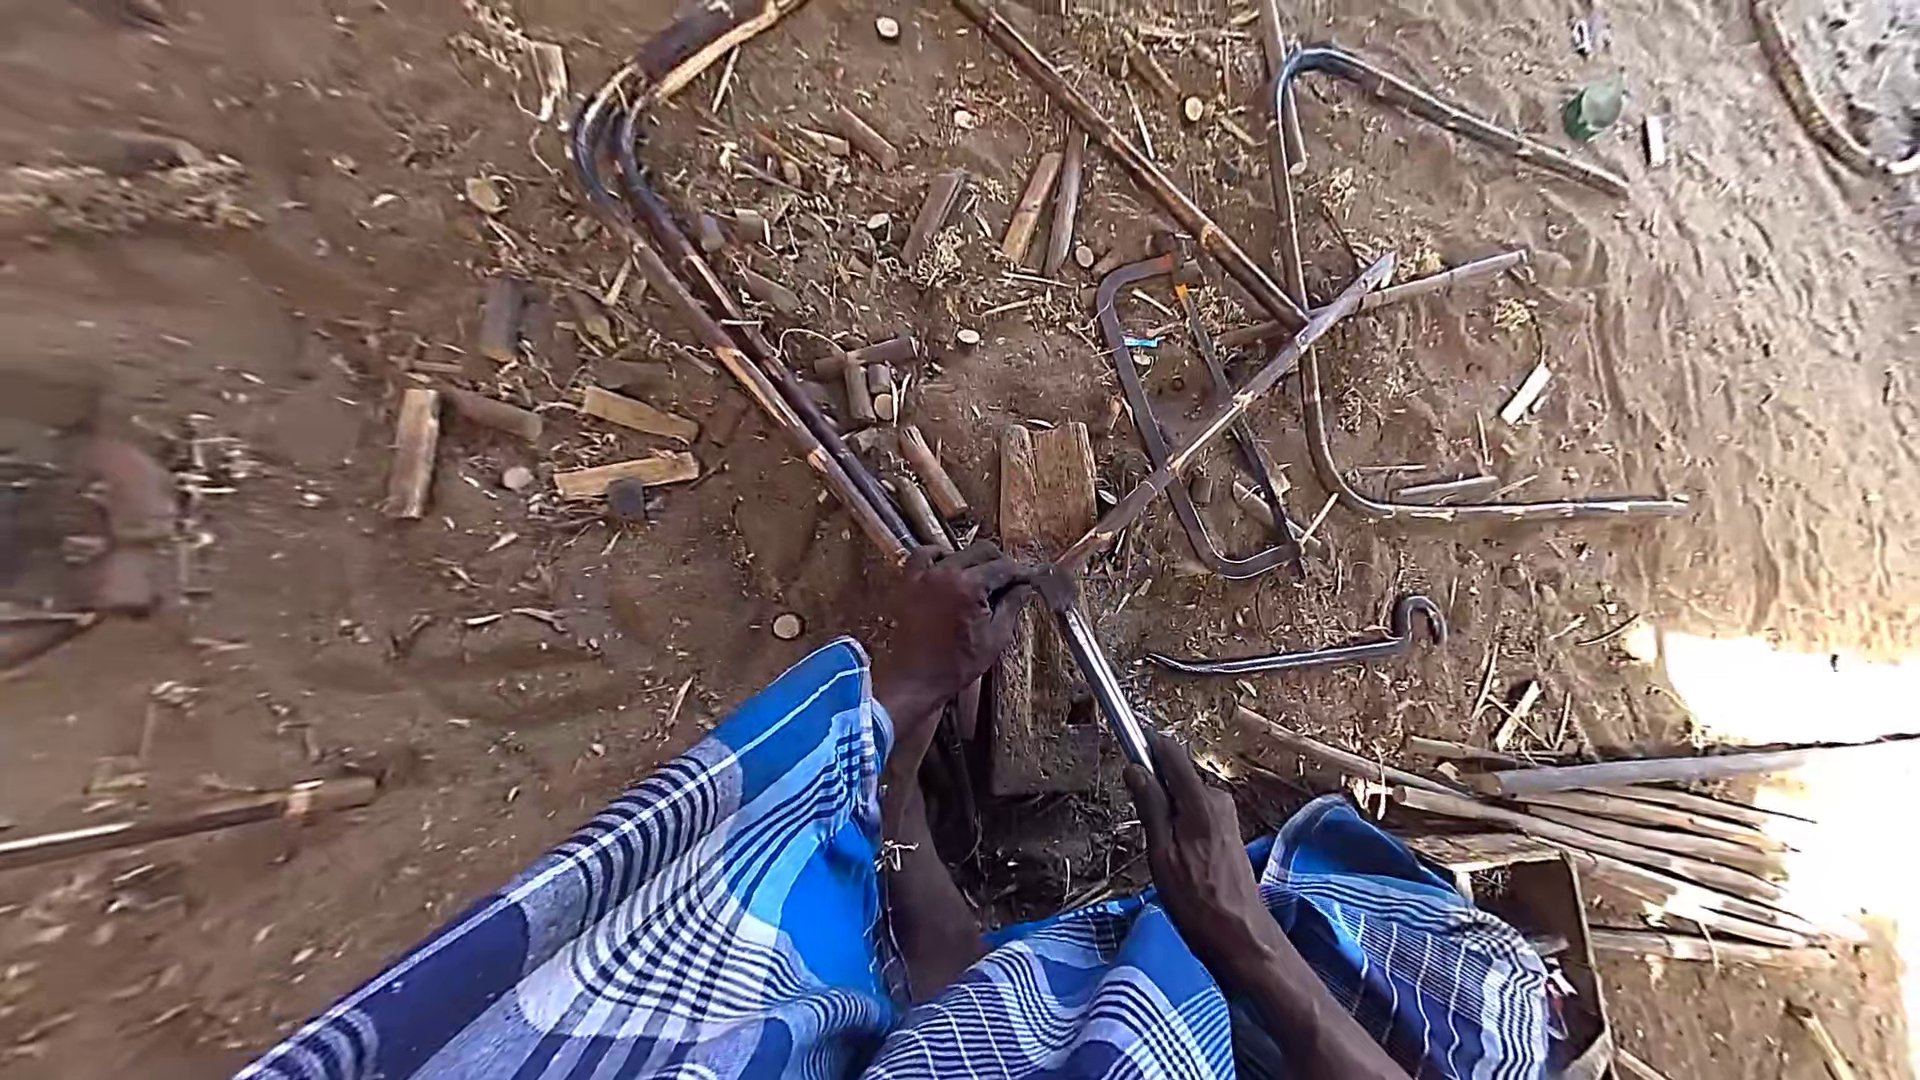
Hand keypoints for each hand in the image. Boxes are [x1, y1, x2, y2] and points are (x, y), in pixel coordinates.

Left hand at [872, 542, 1033, 769]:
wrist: (916, 679)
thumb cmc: (957, 664)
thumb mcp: (996, 637)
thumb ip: (1012, 606)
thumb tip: (1024, 586)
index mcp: (969, 586)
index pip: (1003, 567)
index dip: (1020, 572)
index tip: (1029, 578)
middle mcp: (946, 573)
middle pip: (982, 551)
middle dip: (1000, 563)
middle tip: (1010, 581)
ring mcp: (924, 575)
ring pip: (956, 551)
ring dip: (973, 560)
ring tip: (981, 578)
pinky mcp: (909, 582)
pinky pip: (924, 555)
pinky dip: (938, 556)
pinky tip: (948, 568)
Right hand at [1124, 731, 1284, 985]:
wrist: (1244, 941)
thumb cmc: (1197, 902)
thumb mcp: (1161, 855)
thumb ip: (1150, 806)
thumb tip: (1135, 768)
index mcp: (1199, 802)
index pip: (1170, 751)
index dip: (1146, 744)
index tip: (1126, 746)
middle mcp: (1217, 799)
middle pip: (1175, 773)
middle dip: (1154, 786)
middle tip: (1143, 823)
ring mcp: (1225, 814)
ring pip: (1183, 793)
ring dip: (1167, 808)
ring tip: (1161, 847)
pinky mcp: (1228, 829)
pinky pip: (1194, 808)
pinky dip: (1180, 820)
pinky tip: (1178, 853)